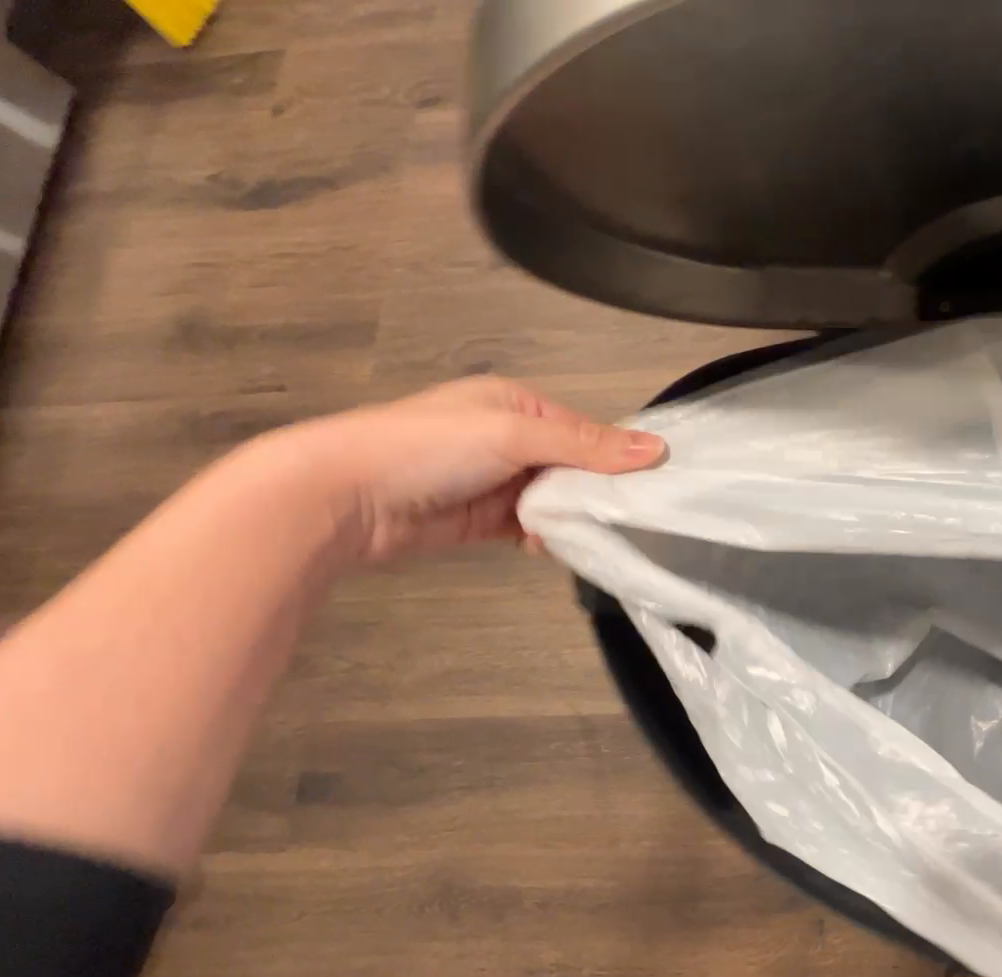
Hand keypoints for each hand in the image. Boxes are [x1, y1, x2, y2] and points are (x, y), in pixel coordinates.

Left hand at [257, 377, 665, 562]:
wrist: (341, 497)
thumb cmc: (429, 448)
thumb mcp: (514, 434)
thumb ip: (586, 445)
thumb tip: (660, 449)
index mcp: (519, 404)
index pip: (587, 432)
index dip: (617, 458)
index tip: (650, 488)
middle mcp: (512, 440)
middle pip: (576, 468)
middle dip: (597, 493)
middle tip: (627, 519)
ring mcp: (498, 482)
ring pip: (557, 500)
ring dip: (572, 518)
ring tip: (591, 535)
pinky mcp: (485, 520)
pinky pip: (533, 527)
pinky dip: (546, 537)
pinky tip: (550, 547)